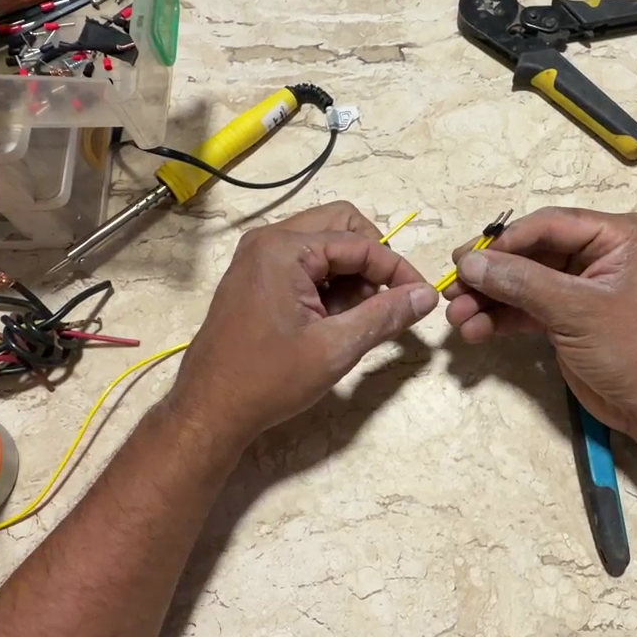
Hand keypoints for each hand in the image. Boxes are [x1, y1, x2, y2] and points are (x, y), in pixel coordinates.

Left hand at [170, 202, 436, 449]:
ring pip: (325, 245)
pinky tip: (333, 321)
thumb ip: (385, 315)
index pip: (360, 242)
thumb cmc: (268, 380)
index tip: (422, 298)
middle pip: (342, 226)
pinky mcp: (257, 277)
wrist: (209, 410)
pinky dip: (329, 284)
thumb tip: (427, 295)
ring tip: (356, 319)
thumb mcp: (335, 348)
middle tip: (384, 303)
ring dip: (351, 274)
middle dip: (372, 262)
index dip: (397, 269)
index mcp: (284, 249)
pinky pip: (306, 263)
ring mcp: (259, 258)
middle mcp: (268, 241)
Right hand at [443, 207, 636, 438]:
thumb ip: (522, 283)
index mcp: (616, 236)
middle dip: (490, 274)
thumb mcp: (577, 311)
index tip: (465, 260)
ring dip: (488, 300)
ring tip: (456, 317)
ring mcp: (579, 288)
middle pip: (529, 254)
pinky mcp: (566, 318)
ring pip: (522, 283)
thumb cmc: (633, 350)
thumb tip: (469, 262)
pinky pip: (525, 309)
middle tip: (452, 288)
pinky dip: (500, 319)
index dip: (504, 242)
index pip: (548, 225)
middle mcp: (597, 254)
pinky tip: (474, 331)